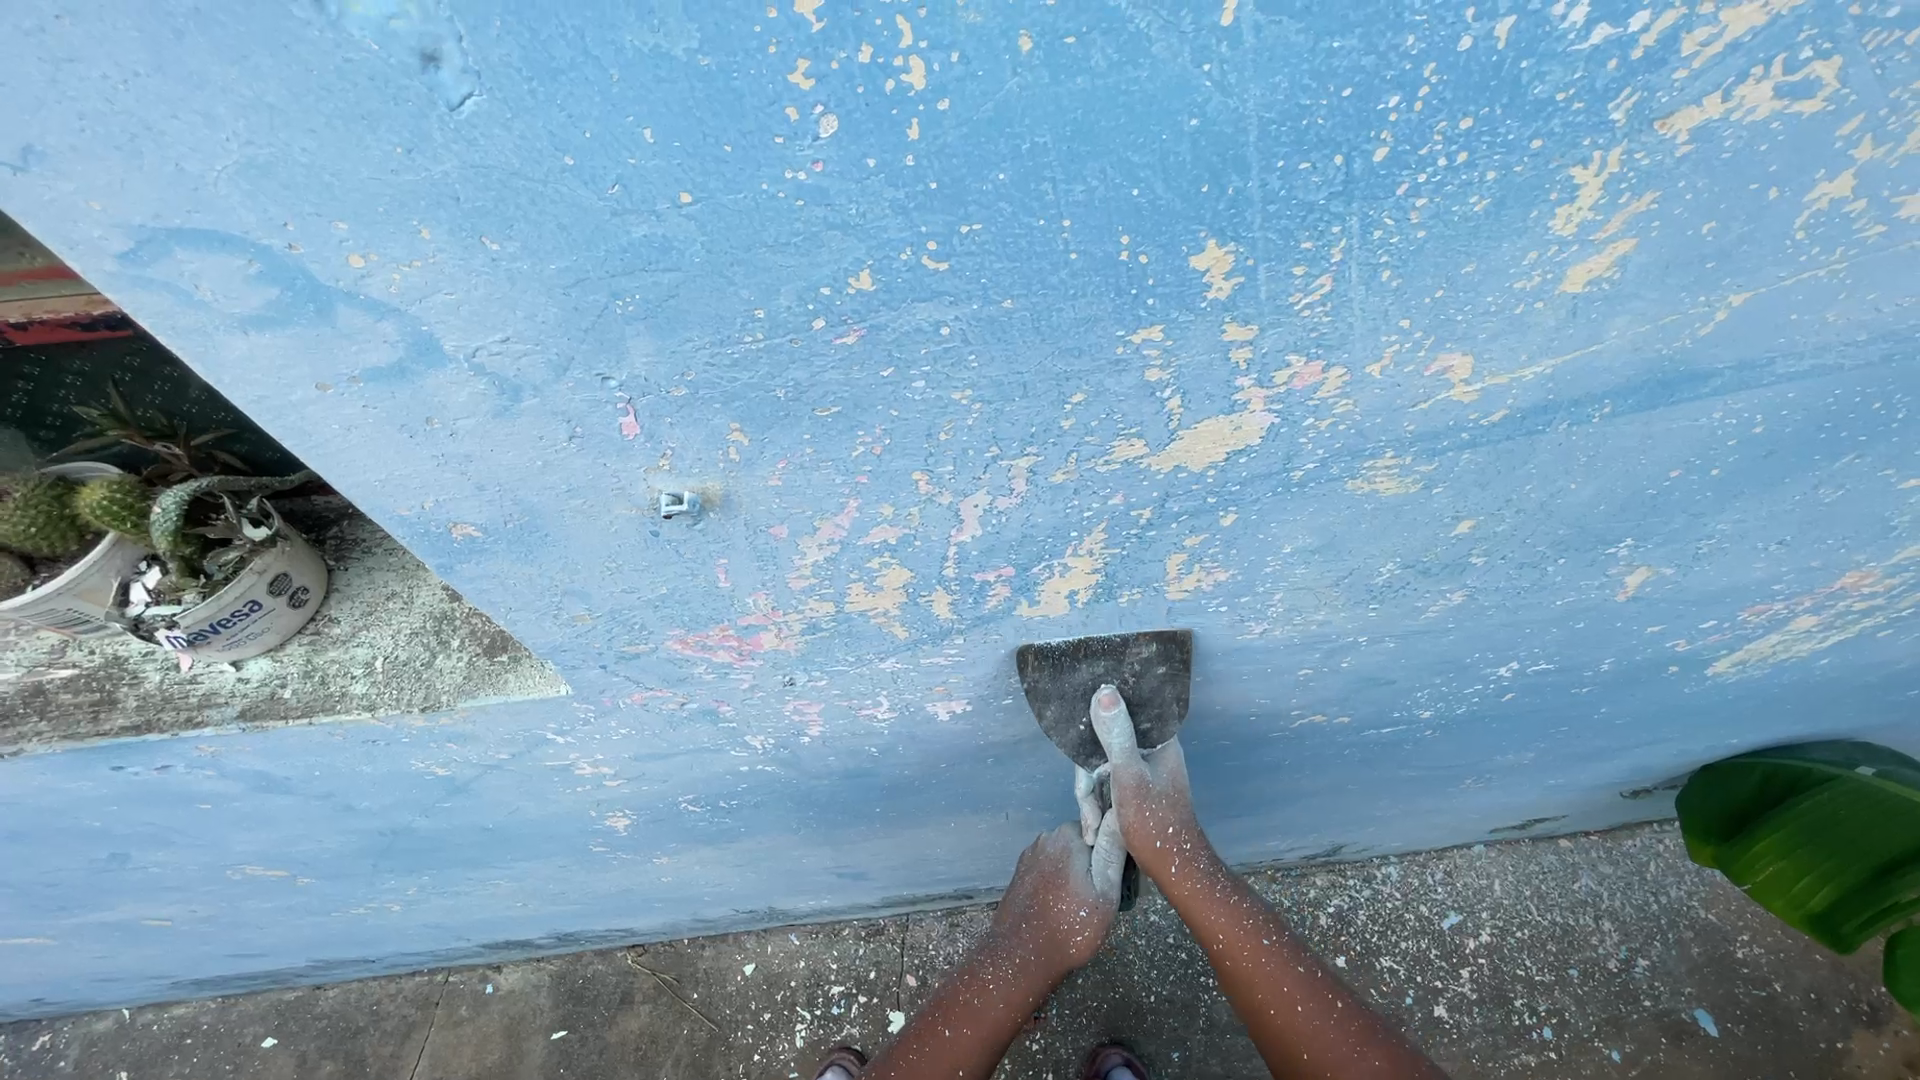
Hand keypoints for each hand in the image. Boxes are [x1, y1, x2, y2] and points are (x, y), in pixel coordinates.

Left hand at [987, 818, 1125, 983]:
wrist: (1021, 956)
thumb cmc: (1071, 927)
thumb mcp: (1105, 891)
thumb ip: (1112, 850)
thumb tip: (1118, 814)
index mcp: (1068, 835)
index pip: (1101, 829)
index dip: (1113, 852)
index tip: (1117, 878)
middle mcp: (1047, 837)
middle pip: (1082, 842)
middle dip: (1094, 862)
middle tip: (1102, 896)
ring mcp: (1031, 854)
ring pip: (1065, 856)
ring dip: (1075, 873)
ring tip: (1082, 905)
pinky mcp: (1022, 872)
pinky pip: (1049, 868)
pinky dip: (1058, 881)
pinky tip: (1061, 905)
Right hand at [1078, 684, 1206, 885]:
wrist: (1172, 869)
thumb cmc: (1155, 822)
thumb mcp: (1129, 775)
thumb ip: (1116, 734)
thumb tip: (1104, 691)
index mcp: (1158, 739)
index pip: (1122, 711)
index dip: (1098, 719)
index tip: (1080, 733)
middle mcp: (1151, 749)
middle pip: (1103, 744)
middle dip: (1088, 776)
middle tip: (1087, 802)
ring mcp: (1142, 769)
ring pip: (1100, 767)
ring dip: (1090, 796)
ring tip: (1091, 824)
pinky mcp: (1134, 787)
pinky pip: (1105, 784)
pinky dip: (1096, 804)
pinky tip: (1093, 827)